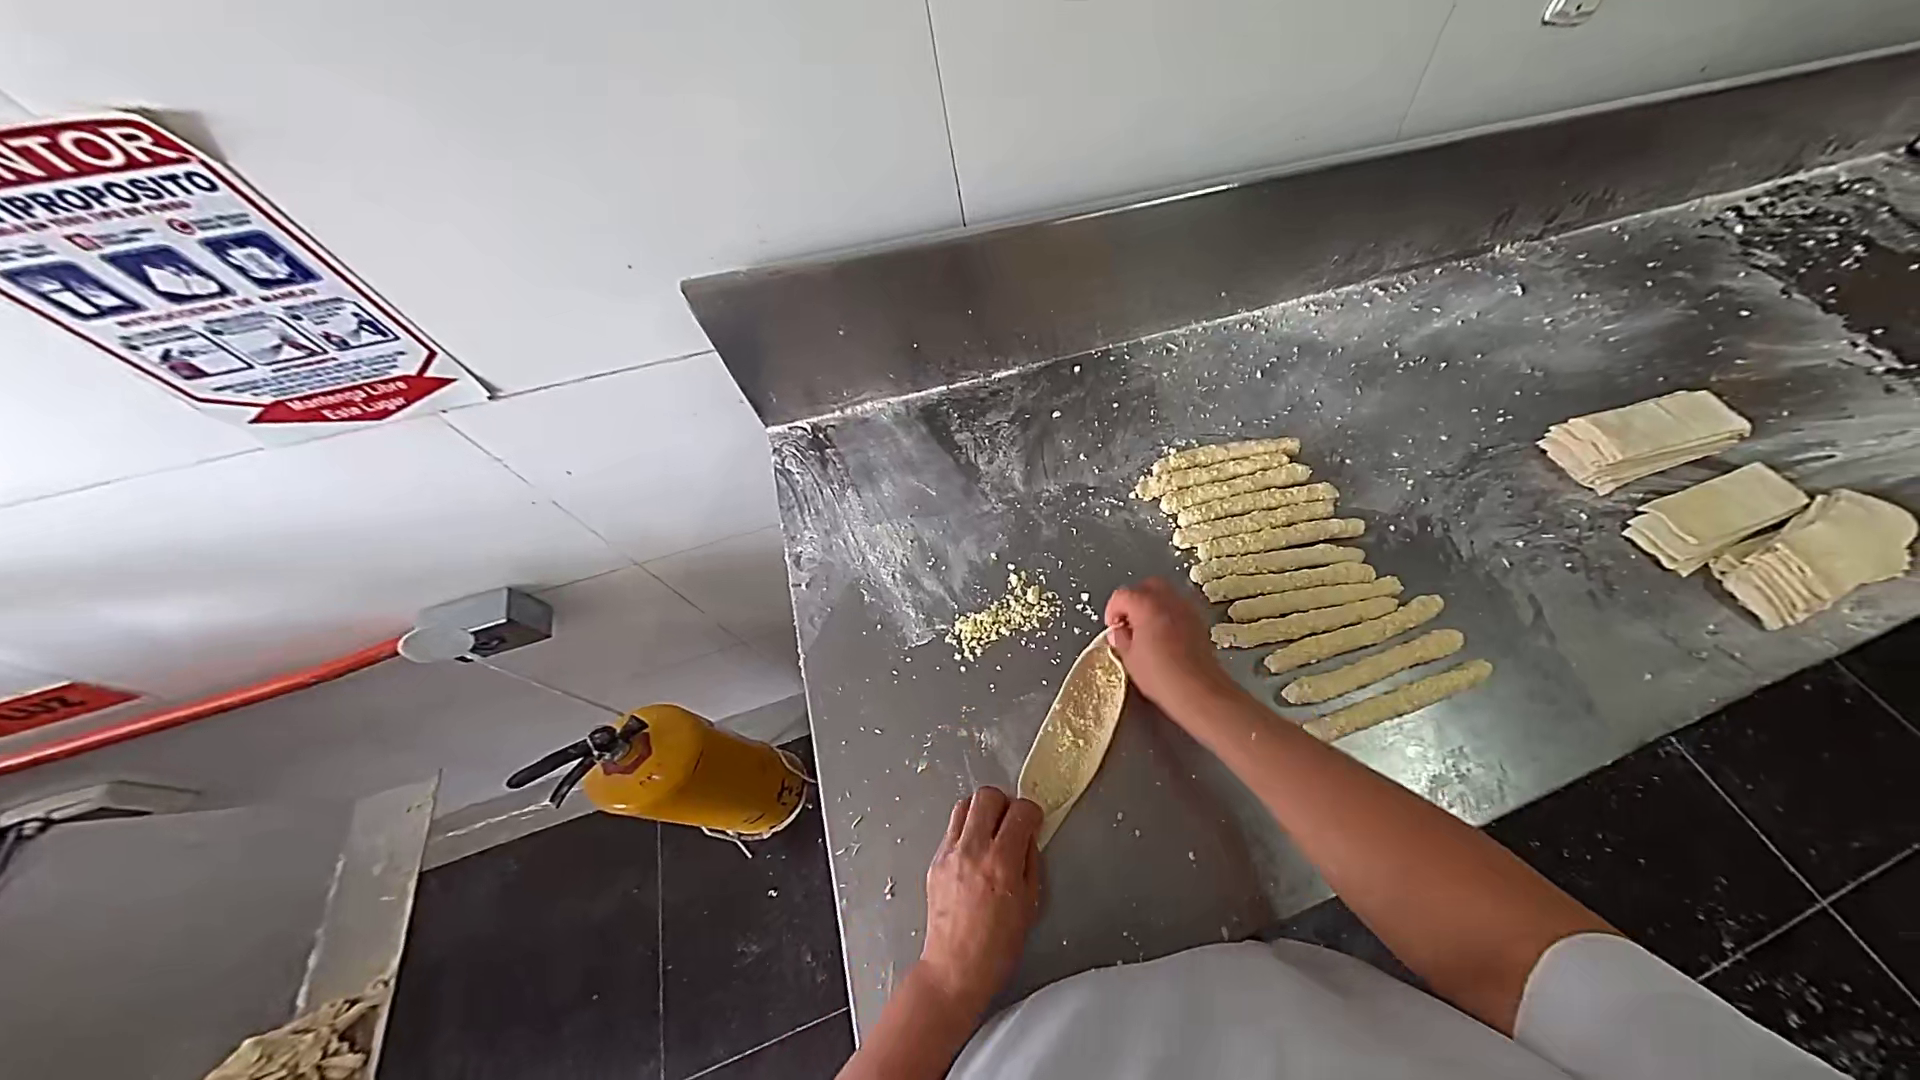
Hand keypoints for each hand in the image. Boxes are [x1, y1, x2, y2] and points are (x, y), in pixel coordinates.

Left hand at [919, 787, 1041, 1012]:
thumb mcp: (1030, 904)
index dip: (1031, 812)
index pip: (1020, 811)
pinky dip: (966, 830)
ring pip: (964, 804)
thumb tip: (1028, 835)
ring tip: (991, 830)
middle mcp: (973, 850)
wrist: (954, 968)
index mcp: (1002, 863)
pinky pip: (952, 828)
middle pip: (987, 795)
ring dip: (982, 811)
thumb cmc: (997, 946)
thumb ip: (1030, 861)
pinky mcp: (935, 860)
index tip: (1033, 820)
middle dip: (1004, 802)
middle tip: (1010, 820)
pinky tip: (974, 851)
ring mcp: (950, 852)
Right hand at [1105, 578, 1238, 711]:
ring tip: (1144, 628)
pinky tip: (1163, 636)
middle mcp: (1167, 600)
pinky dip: (1167, 614)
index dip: (1112, 610)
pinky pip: (1178, 608)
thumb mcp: (1129, 658)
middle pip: (1145, 587)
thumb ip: (1121, 638)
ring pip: (1164, 594)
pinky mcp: (1198, 621)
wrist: (1197, 690)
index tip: (1112, 626)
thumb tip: (1119, 633)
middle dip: (1133, 600)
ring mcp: (1186, 608)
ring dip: (1151, 605)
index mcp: (1145, 604)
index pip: (1121, 595)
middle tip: (1127, 622)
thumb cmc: (1161, 675)